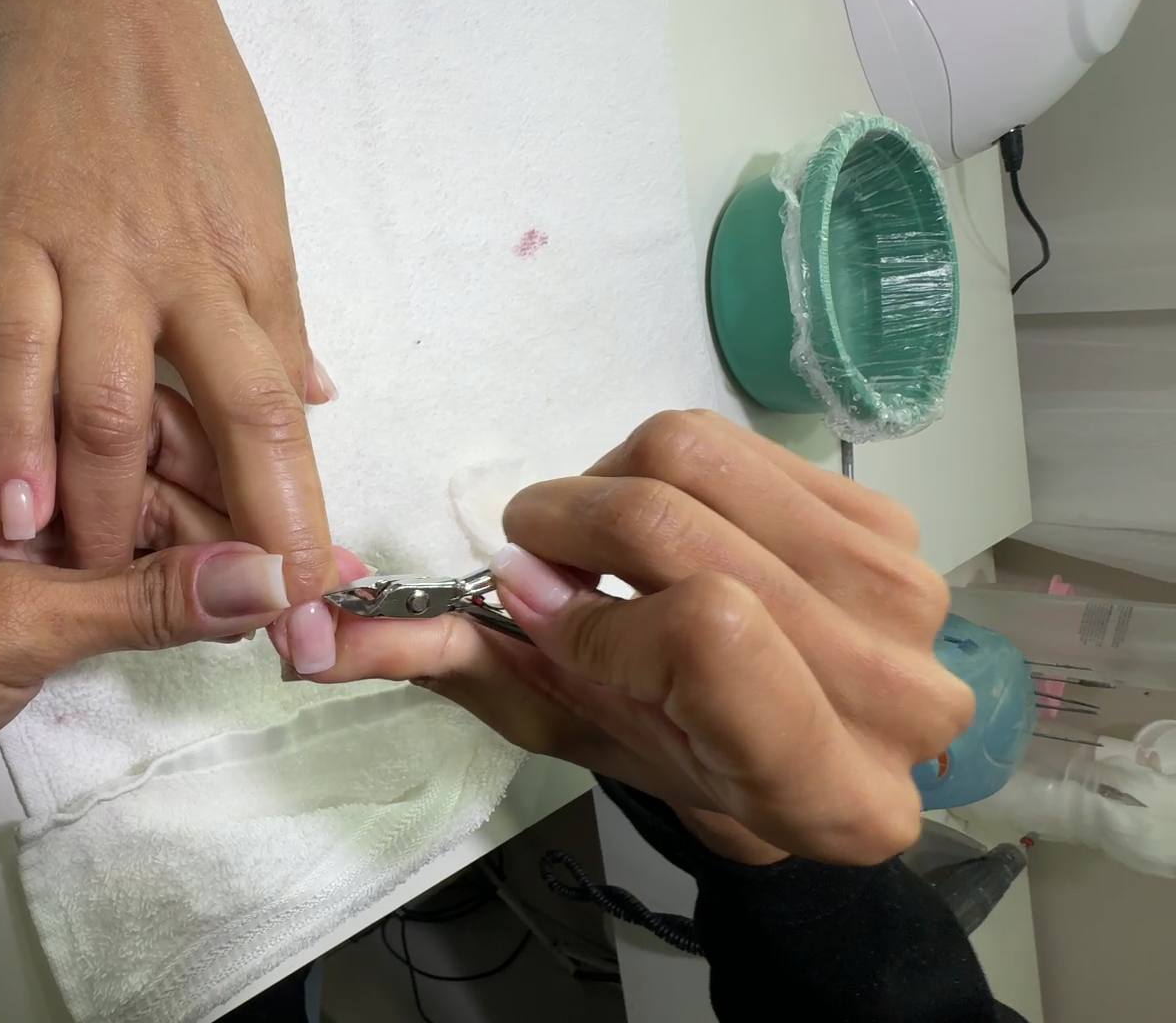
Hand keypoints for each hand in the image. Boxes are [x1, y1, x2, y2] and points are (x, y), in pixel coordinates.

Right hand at [0, 0, 334, 601]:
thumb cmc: (190, 110)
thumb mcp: (263, 212)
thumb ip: (280, 319)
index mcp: (249, 275)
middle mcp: (183, 277)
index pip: (286, 416)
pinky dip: (16, 435)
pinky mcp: (15, 244)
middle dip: (237, 534)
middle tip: (242, 624)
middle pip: (226, 422)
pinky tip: (18, 509)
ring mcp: (96, 261)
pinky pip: (14, 351)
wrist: (101, 1)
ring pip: (110, 403)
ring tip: (109, 588)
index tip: (312, 592)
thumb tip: (318, 400)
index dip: (302, 511)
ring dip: (112, 508)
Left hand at [0, 391, 287, 964]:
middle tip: (316, 586)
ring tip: (285, 611)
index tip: (307, 542)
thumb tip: (269, 579)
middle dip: (231, 536)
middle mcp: (13, 481)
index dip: (233, 490)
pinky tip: (216, 622)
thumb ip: (144, 600)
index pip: (144, 440)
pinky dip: (160, 606)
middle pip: (147, 488)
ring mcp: (11, 546)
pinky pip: (104, 589)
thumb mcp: (9, 628)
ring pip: (132, 542)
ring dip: (202, 575)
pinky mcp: (9, 604)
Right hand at [297, 411, 971, 864]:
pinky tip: (661, 525)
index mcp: (812, 782)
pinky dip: (652, 468)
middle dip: (562, 529)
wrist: (775, 726)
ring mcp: (903, 589)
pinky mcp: (883, 514)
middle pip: (671, 524)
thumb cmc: (653, 740)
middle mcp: (892, 689)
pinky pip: (722, 436)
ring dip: (602, 489)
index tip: (540, 613)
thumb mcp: (544, 719)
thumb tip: (316, 636)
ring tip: (600, 543)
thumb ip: (441, 670)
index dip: (584, 613)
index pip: (700, 636)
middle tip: (543, 560)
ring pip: (688, 456)